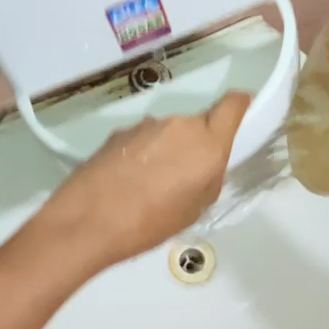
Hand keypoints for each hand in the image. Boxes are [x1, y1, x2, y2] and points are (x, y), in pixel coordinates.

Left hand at [24, 91, 252, 268]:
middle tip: (183, 179)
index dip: (240, 105)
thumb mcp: (195, 209)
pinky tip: (125, 184)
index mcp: (207, 143)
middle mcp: (179, 125)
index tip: (241, 114)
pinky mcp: (117, 134)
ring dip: (165, 152)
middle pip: (197, 126)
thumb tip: (204, 163)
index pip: (233, 105)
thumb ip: (208, 177)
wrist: (88, 222)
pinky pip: (141, 142)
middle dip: (195, 146)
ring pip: (167, 134)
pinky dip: (141, 156)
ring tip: (148, 187)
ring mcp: (145, 127)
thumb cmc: (151, 223)